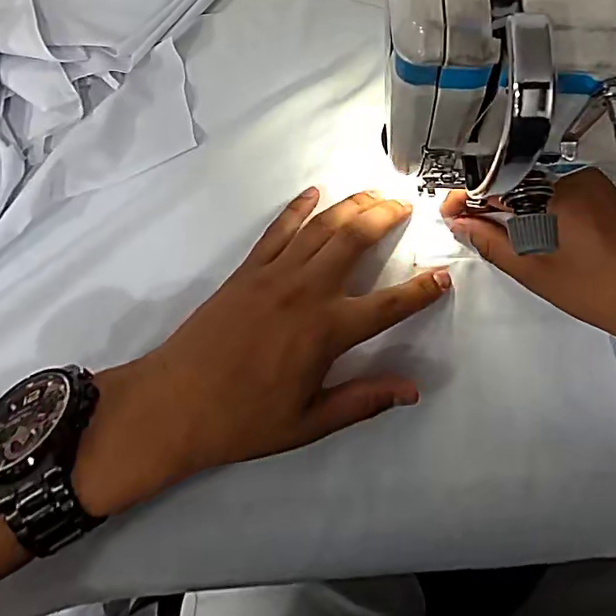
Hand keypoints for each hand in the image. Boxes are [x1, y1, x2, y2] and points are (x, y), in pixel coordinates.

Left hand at [72, 189, 450, 514]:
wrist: (171, 404)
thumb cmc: (242, 419)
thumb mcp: (308, 423)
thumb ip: (362, 401)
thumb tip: (411, 389)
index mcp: (326, 332)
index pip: (388, 305)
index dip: (421, 290)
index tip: (444, 276)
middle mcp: (306, 292)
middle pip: (356, 240)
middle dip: (386, 216)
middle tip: (405, 203)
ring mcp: (274, 273)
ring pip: (322, 226)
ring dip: (352, 204)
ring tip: (374, 192)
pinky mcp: (248, 268)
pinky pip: (279, 229)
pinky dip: (298, 207)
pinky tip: (313, 193)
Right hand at [443, 169, 615, 364]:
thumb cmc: (606, 292)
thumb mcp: (536, 271)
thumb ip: (491, 242)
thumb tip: (462, 224)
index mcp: (556, 194)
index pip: (496, 182)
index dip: (466, 197)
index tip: (451, 211)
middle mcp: (573, 178)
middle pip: (512, 180)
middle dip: (487, 202)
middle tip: (469, 227)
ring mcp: (588, 181)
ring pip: (530, 185)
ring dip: (510, 204)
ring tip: (501, 235)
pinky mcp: (597, 190)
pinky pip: (552, 189)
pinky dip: (534, 206)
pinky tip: (530, 232)